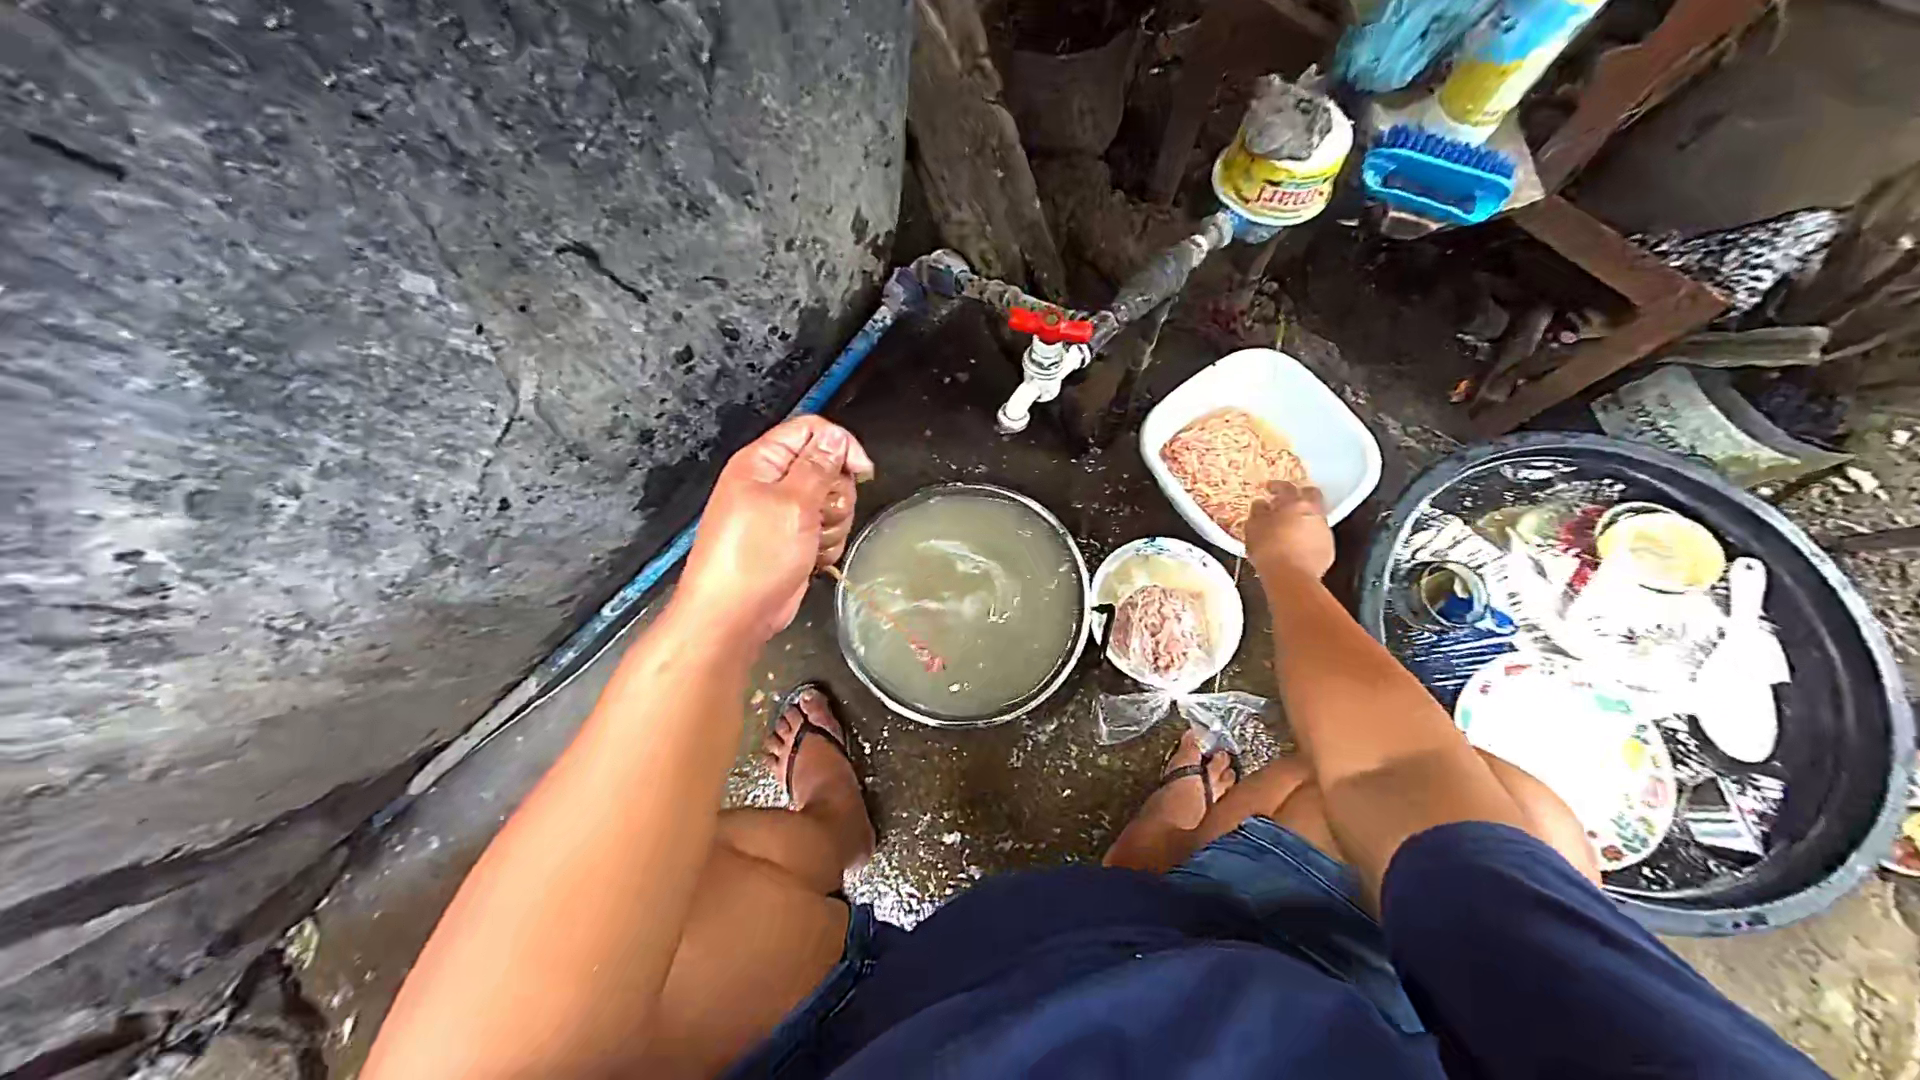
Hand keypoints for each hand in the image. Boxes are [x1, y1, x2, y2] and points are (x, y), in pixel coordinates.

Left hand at [676, 416, 873, 643]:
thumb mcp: (792, 503)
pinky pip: (827, 530)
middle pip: (829, 468)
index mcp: (762, 462)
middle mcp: (772, 483)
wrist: (734, 614)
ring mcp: (784, 513)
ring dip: (832, 524)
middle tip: (819, 513)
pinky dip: (825, 544)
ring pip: (832, 503)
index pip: (812, 431)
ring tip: (809, 540)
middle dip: (836, 494)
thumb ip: (818, 466)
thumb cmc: (750, 560)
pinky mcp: (794, 539)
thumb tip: (835, 438)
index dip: (841, 446)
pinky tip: (809, 556)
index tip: (860, 471)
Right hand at [1245, 481, 1333, 579]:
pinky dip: (1308, 536)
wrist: (1291, 577)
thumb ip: (1258, 512)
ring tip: (1290, 527)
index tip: (1269, 488)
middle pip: (1312, 495)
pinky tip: (1297, 545)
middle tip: (1287, 502)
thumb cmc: (1268, 549)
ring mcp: (1324, 530)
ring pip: (1316, 516)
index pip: (1286, 487)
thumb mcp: (1253, 528)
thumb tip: (1261, 504)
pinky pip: (1318, 535)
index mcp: (1294, 504)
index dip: (1276, 486)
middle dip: (1300, 495)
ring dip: (1304, 517)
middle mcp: (1313, 512)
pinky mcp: (1329, 548)